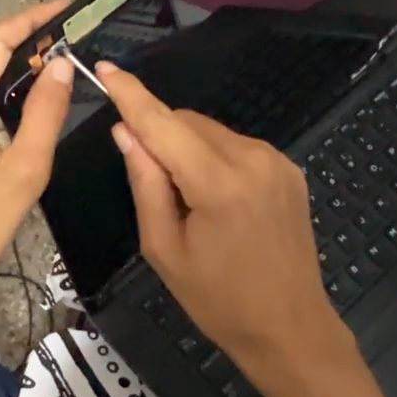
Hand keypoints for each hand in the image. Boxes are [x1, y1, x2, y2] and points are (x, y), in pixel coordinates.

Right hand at [97, 61, 362, 396]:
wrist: (290, 328)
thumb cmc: (218, 300)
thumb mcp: (164, 249)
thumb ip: (145, 184)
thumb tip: (126, 132)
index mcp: (219, 183)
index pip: (163, 124)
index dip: (131, 95)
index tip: (106, 68)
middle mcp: (253, 158)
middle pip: (187, 122)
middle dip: (158, 134)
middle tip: (146, 181)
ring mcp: (277, 161)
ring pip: (211, 132)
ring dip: (185, 147)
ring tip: (185, 202)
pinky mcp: (288, 169)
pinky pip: (234, 147)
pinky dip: (211, 157)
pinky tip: (212, 199)